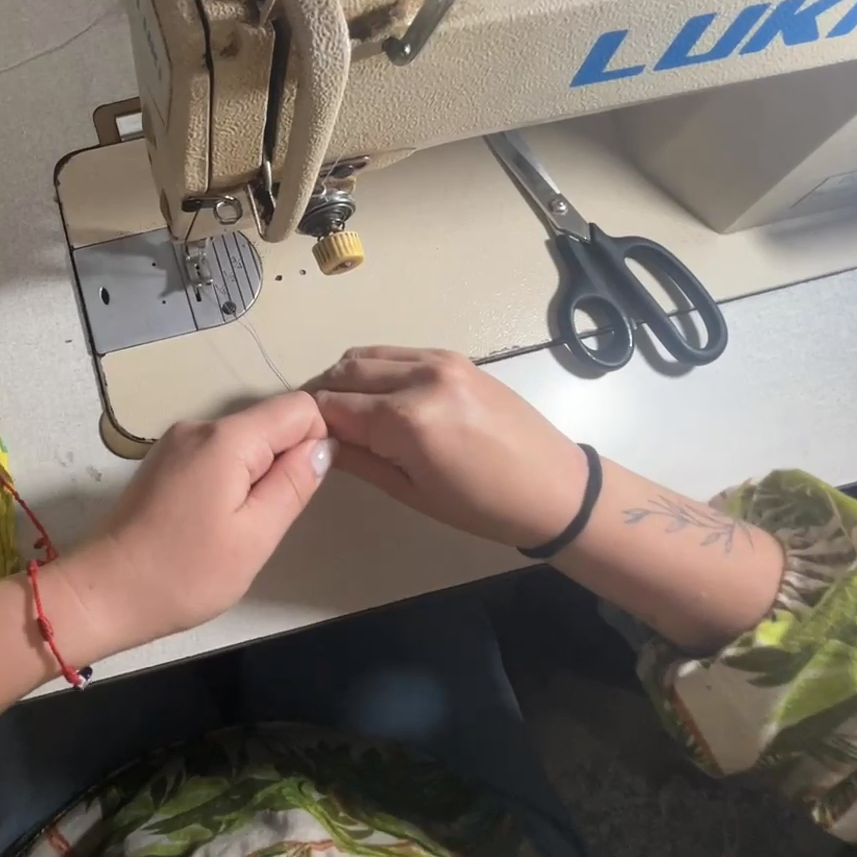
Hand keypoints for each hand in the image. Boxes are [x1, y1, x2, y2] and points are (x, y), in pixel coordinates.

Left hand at [57, 391, 333, 652]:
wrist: (103, 591)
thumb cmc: (184, 572)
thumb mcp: (255, 536)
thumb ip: (293, 484)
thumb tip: (324, 445)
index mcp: (225, 438)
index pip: (297, 408)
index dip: (317, 440)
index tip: (305, 488)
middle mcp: (198, 426)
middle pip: (267, 421)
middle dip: (284, 461)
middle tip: (269, 517)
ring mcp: (176, 442)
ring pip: (242, 441)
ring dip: (256, 475)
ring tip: (240, 524)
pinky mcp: (164, 461)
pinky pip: (216, 454)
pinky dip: (230, 479)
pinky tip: (215, 520)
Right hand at [307, 346, 585, 548]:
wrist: (555, 488)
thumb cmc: (480, 505)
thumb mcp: (409, 491)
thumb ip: (357, 459)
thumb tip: (318, 441)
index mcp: (407, 420)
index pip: (332, 406)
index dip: (309, 421)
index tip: (302, 436)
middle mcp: (419, 378)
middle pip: (343, 372)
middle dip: (321, 395)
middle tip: (317, 424)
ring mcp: (438, 361)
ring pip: (364, 355)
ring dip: (344, 377)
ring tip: (346, 407)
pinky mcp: (452, 356)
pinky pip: (394, 351)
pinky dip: (374, 367)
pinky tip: (378, 393)